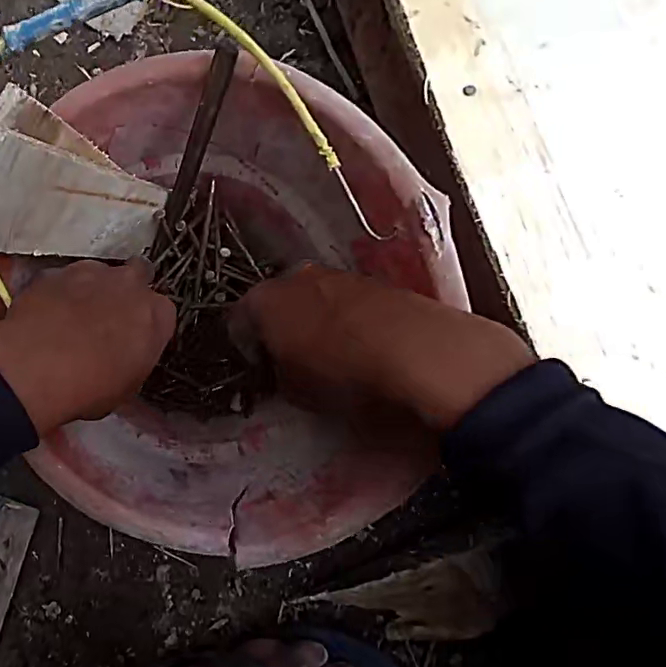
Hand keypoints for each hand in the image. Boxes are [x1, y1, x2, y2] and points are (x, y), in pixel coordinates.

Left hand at [0, 259, 174, 430]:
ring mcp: (89, 272)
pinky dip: (57, 292)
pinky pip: (61, 279)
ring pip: (96, 273)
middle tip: (105, 319)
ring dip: (88, 289)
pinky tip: (46, 314)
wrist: (35, 368)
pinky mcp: (52, 272)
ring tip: (70, 318)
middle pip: (135, 277)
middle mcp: (128, 283)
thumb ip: (133, 360)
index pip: (161, 311)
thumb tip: (122, 360)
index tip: (131, 338)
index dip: (145, 324)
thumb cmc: (88, 386)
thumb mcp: (126, 387)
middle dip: (123, 293)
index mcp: (156, 314)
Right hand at [231, 265, 534, 429]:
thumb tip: (279, 370)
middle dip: (282, 326)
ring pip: (316, 299)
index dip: (246, 345)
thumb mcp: (294, 390)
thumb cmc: (346, 377)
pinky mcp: (380, 282)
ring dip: (319, 321)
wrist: (428, 356)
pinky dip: (352, 320)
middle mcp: (295, 278)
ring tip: (335, 356)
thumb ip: (276, 373)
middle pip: (278, 302)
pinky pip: (351, 303)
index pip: (237, 320)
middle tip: (292, 358)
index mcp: (263, 301)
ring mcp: (340, 276)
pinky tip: (367, 347)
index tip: (258, 365)